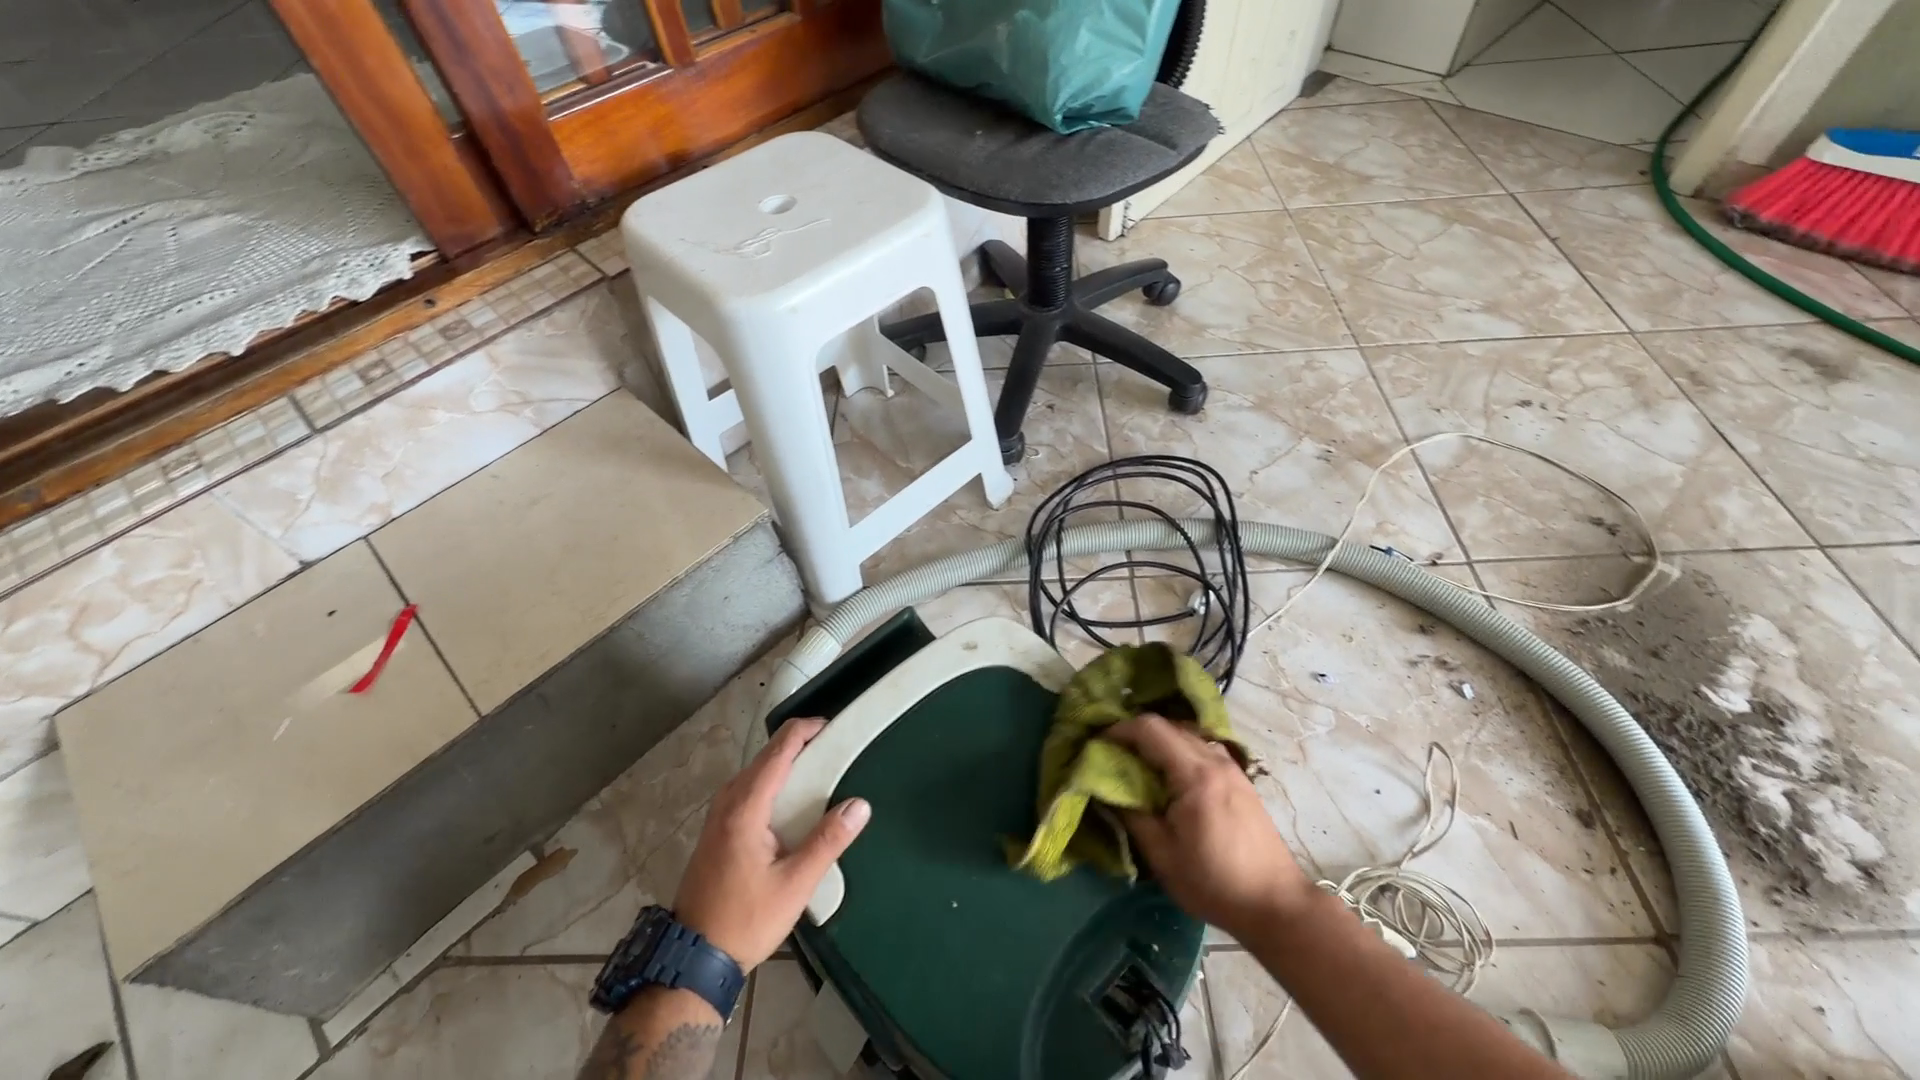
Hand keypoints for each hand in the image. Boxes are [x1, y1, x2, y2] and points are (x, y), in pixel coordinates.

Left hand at [671, 718, 870, 969]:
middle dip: (800, 747)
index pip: (778, 751)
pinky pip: (749, 793)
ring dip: (786, 767)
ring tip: (822, 773)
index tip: (834, 726)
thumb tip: (859, 806)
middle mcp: (727, 803)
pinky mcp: (717, 832)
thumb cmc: (746, 919)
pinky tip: (793, 805)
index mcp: (745, 808)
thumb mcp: (795, 884)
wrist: (694, 956)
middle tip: (837, 752)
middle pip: (766, 758)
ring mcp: (718, 817)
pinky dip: (773, 786)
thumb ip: (828, 841)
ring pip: (756, 776)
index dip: (805, 730)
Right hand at [1105, 713, 1313, 937]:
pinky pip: (1202, 751)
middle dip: (1136, 734)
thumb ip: (1130, 814)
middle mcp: (1216, 760)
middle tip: (1111, 756)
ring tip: (1137, 768)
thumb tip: (1102, 788)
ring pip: (1188, 736)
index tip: (1096, 745)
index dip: (1119, 730)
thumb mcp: (1161, 854)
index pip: (1151, 728)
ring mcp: (1233, 768)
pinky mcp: (1240, 781)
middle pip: (1170, 726)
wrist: (1275, 904)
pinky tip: (1169, 779)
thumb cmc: (1213, 882)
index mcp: (1195, 774)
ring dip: (1159, 743)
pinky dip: (1179, 753)